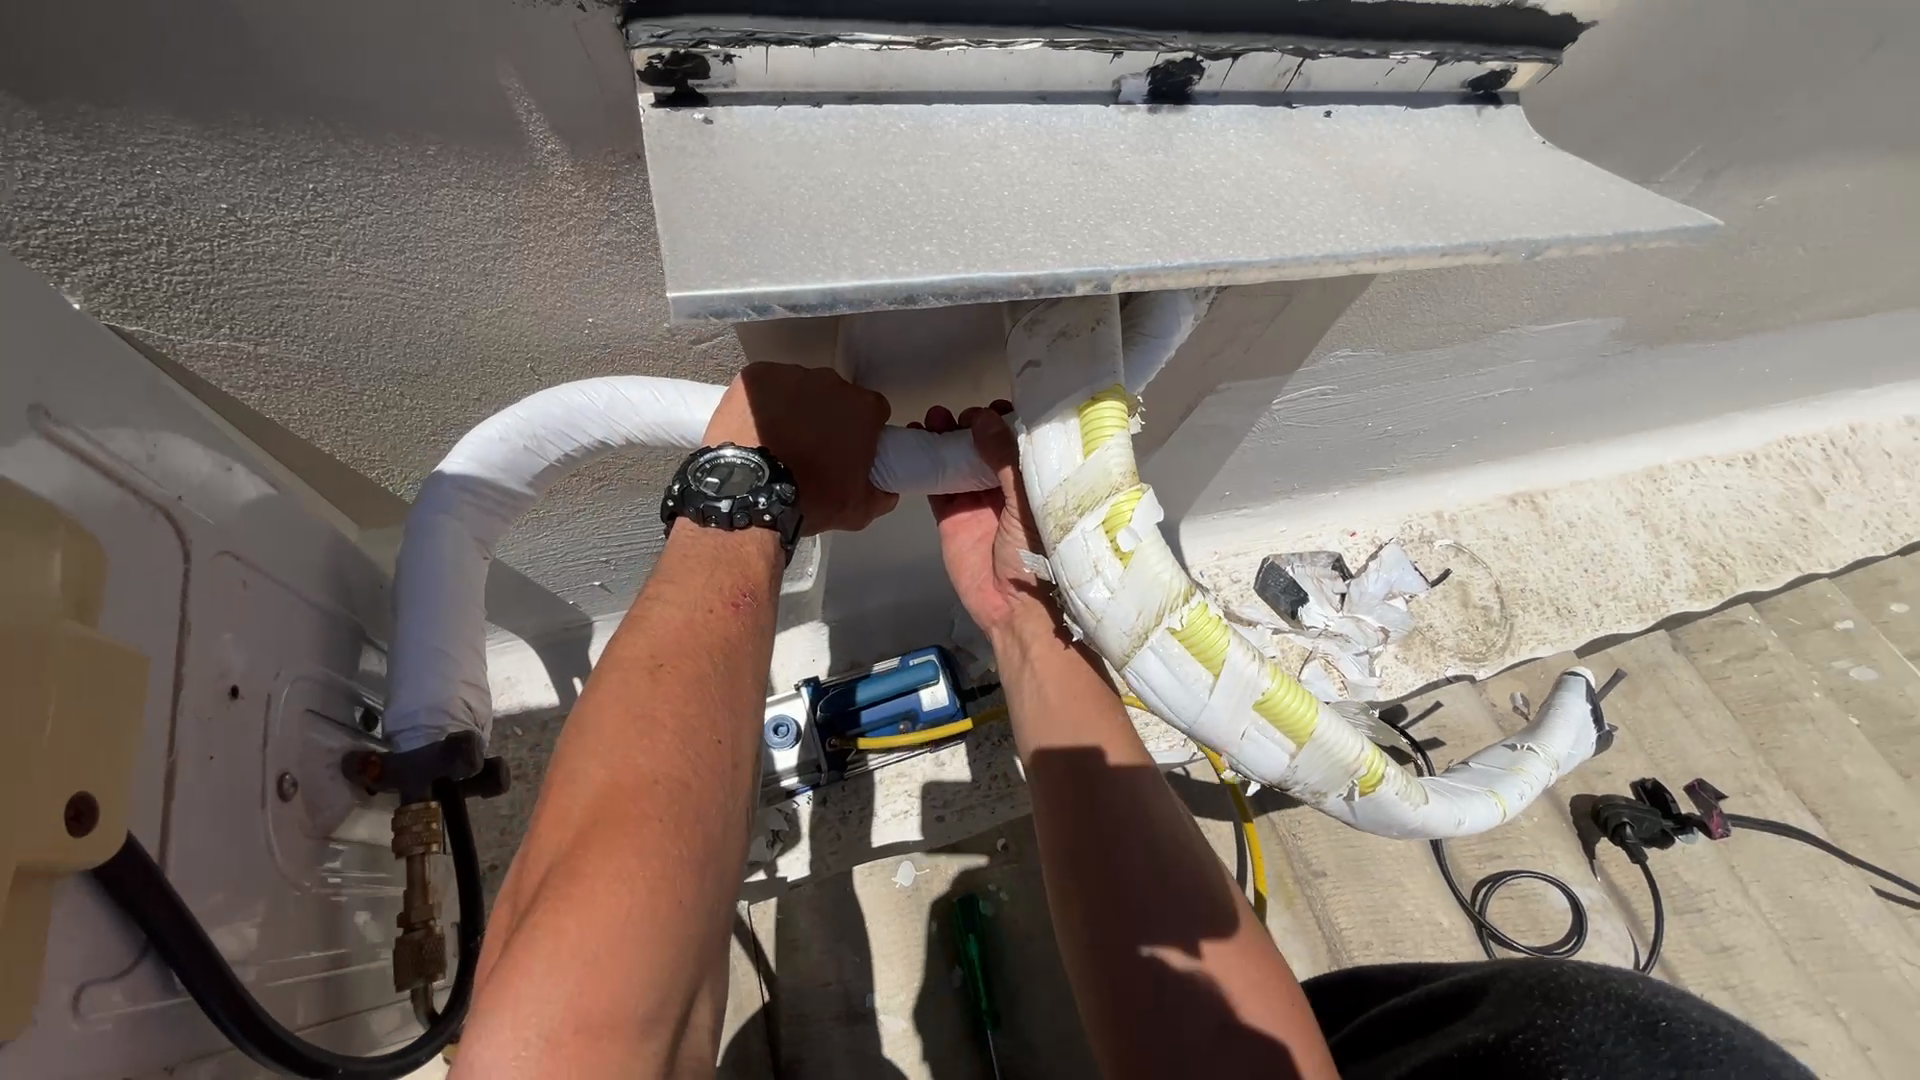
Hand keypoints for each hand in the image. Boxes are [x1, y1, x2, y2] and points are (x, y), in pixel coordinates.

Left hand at [704, 363, 898, 534]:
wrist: (750, 494)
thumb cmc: (809, 499)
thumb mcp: (857, 509)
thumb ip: (880, 494)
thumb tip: (885, 490)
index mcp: (863, 409)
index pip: (873, 411)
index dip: (864, 429)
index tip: (851, 447)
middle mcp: (831, 383)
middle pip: (836, 396)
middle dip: (829, 417)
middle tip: (814, 448)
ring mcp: (791, 376)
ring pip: (800, 388)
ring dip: (796, 408)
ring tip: (781, 441)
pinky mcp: (755, 377)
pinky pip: (766, 386)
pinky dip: (764, 403)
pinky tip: (756, 429)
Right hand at [917, 401, 1054, 639]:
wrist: (1016, 606)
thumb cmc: (1037, 552)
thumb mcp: (1027, 502)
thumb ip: (1006, 460)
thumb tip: (983, 418)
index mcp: (1032, 480)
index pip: (1016, 440)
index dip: (1002, 420)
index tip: (990, 407)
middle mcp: (1005, 486)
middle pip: (981, 445)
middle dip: (967, 424)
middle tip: (956, 415)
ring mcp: (976, 500)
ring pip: (956, 460)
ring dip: (943, 437)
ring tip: (933, 419)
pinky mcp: (951, 517)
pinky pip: (935, 485)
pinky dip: (924, 464)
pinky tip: (914, 440)